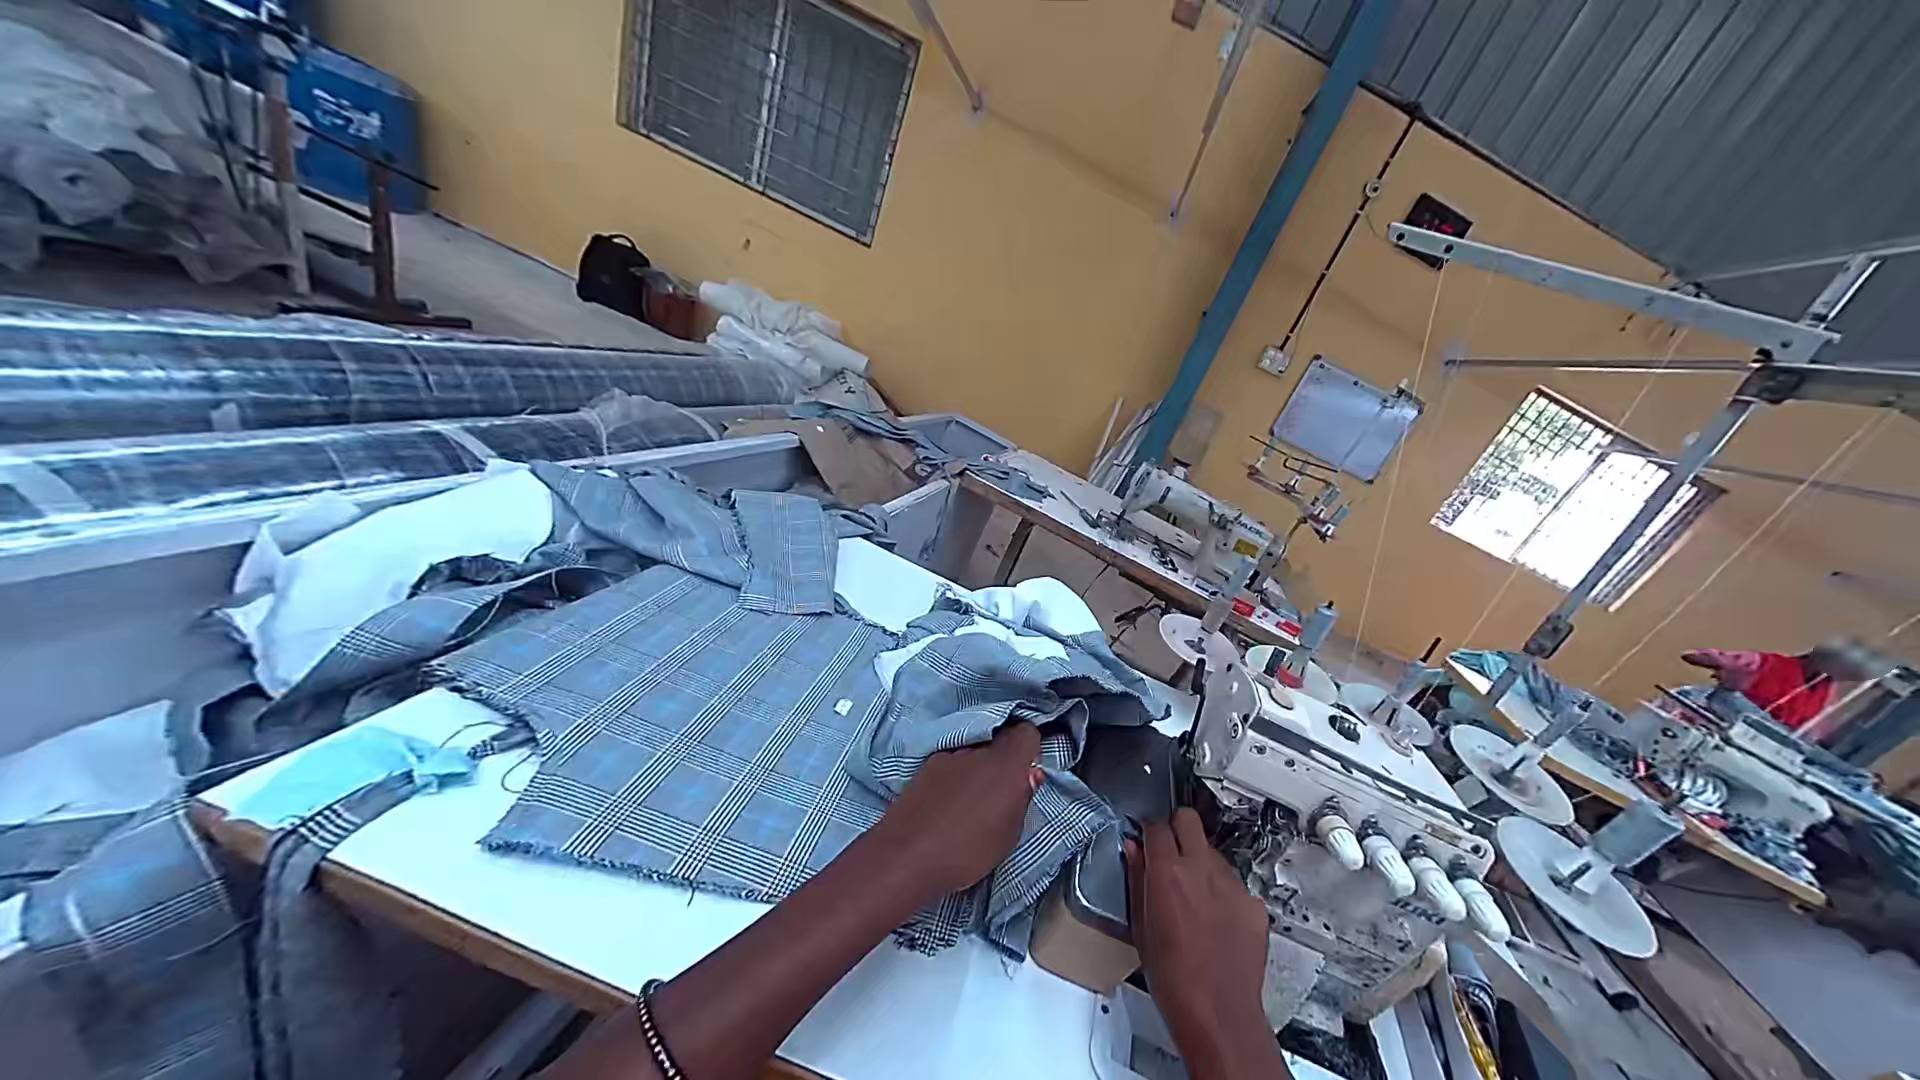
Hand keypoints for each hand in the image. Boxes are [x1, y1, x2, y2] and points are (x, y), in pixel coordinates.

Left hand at [868, 721, 1043, 900]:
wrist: (907, 854)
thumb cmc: (967, 850)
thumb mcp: (1009, 834)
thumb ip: (1022, 798)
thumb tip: (1029, 774)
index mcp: (1006, 764)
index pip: (1026, 733)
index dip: (1030, 747)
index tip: (1028, 769)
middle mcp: (977, 751)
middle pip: (998, 741)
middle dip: (1003, 760)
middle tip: (1001, 792)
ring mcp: (948, 756)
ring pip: (973, 753)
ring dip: (977, 769)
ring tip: (970, 803)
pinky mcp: (925, 766)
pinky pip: (951, 764)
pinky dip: (954, 777)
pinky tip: (948, 804)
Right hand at [1126, 808, 1282, 1079]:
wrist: (1218, 1014)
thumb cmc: (1173, 977)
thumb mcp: (1140, 926)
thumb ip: (1137, 879)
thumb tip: (1133, 849)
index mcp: (1168, 872)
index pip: (1156, 826)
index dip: (1149, 830)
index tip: (1147, 839)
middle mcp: (1202, 869)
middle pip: (1188, 819)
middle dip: (1177, 828)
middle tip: (1170, 850)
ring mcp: (1232, 885)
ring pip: (1213, 851)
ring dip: (1201, 861)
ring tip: (1194, 894)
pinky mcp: (1254, 903)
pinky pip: (1235, 883)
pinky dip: (1224, 891)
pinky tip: (1217, 917)